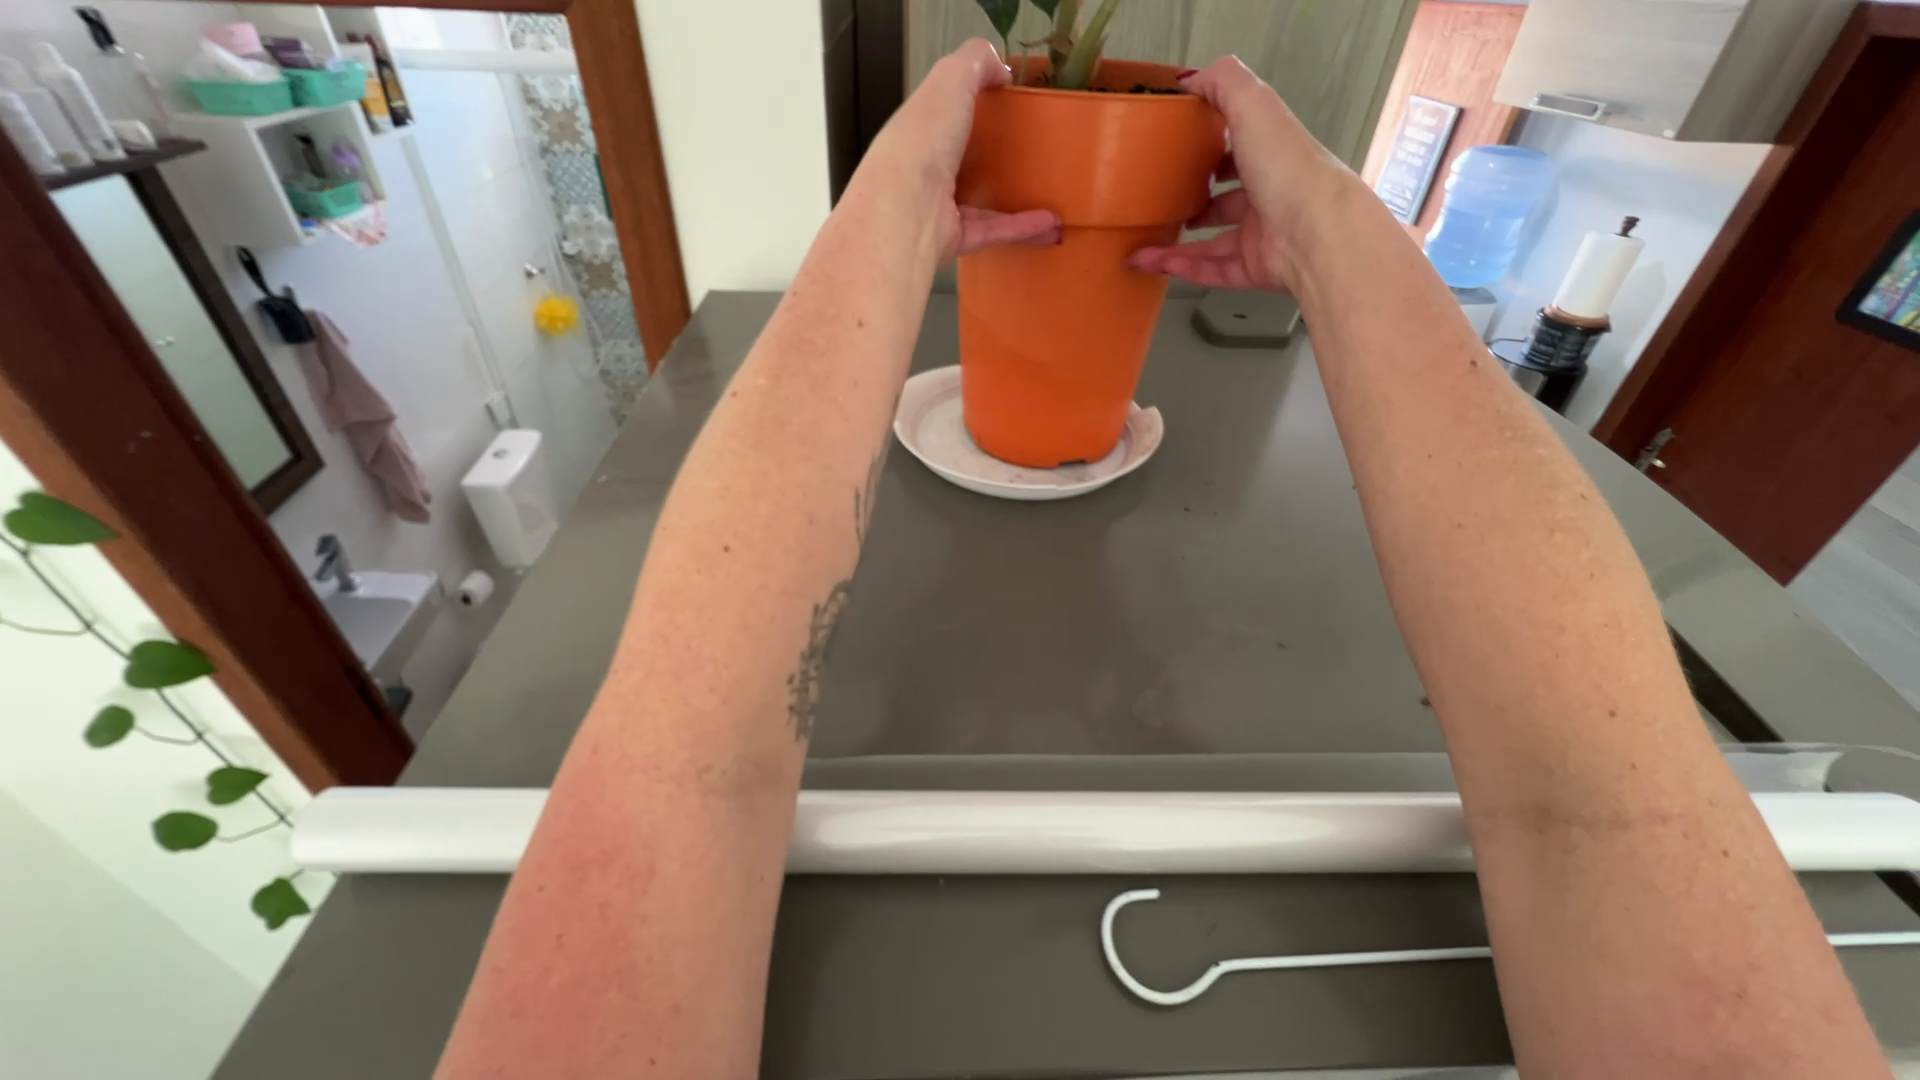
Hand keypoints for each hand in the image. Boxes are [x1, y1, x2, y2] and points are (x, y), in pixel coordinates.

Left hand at [858, 39, 1061, 261]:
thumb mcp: (951, 80)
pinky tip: (1051, 225)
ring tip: (1052, 197)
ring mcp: (938, 208)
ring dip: (1016, 202)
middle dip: (993, 159)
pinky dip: (1022, 229)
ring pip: (981, 204)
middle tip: (1033, 152)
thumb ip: (976, 63)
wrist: (904, 210)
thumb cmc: (923, 140)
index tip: (1009, 105)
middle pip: (963, 162)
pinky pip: (993, 232)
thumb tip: (1001, 69)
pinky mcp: (953, 239)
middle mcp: (925, 170)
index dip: (972, 108)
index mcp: (921, 130)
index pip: (946, 116)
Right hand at [1130, 57, 1352, 291]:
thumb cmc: (1288, 167)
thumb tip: (1191, 80)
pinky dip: (1184, 269)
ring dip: (1176, 246)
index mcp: (1273, 157)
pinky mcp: (1254, 270)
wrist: (1314, 231)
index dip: (1212, 152)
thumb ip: (1223, 84)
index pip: (1240, 153)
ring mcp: (1262, 237)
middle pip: (1226, 203)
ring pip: (1212, 244)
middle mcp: (1270, 197)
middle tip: (1162, 206)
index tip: (1179, 155)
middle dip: (1194, 204)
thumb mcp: (1253, 105)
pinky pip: (1213, 272)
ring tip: (1142, 246)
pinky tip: (1155, 263)